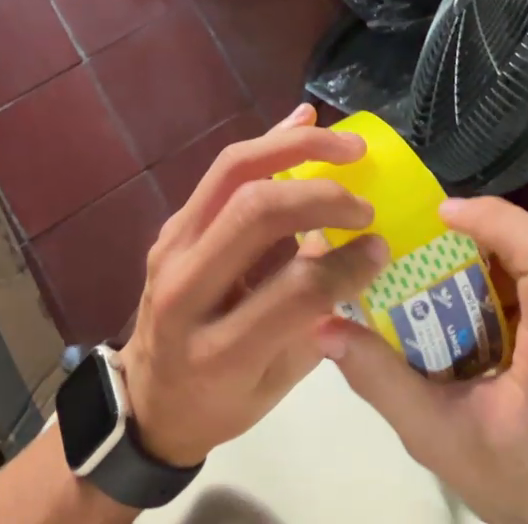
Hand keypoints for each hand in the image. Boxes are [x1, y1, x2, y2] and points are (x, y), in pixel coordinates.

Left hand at [119, 105, 390, 467]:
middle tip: (364, 199)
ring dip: (293, 147)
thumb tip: (366, 255)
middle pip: (252, 211)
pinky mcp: (174, 223)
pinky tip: (302, 123)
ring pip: (232, 171)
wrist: (146, 399)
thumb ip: (318, 324)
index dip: (346, 265)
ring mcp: (171, 245)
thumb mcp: (275, 387)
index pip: (293, 290)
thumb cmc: (219, 403)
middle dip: (320, 194)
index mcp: (215, 349)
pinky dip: (268, 146)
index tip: (380, 247)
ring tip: (345, 143)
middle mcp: (184, 287)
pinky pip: (222, 172)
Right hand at [319, 197, 527, 523]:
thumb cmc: (503, 476)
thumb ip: (380, 378)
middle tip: (429, 245)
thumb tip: (323, 325)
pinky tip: (475, 296)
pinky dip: (507, 271)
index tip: (442, 215)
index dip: (497, 220)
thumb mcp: (432, 436)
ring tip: (446, 270)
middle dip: (482, 234)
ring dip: (492, 252)